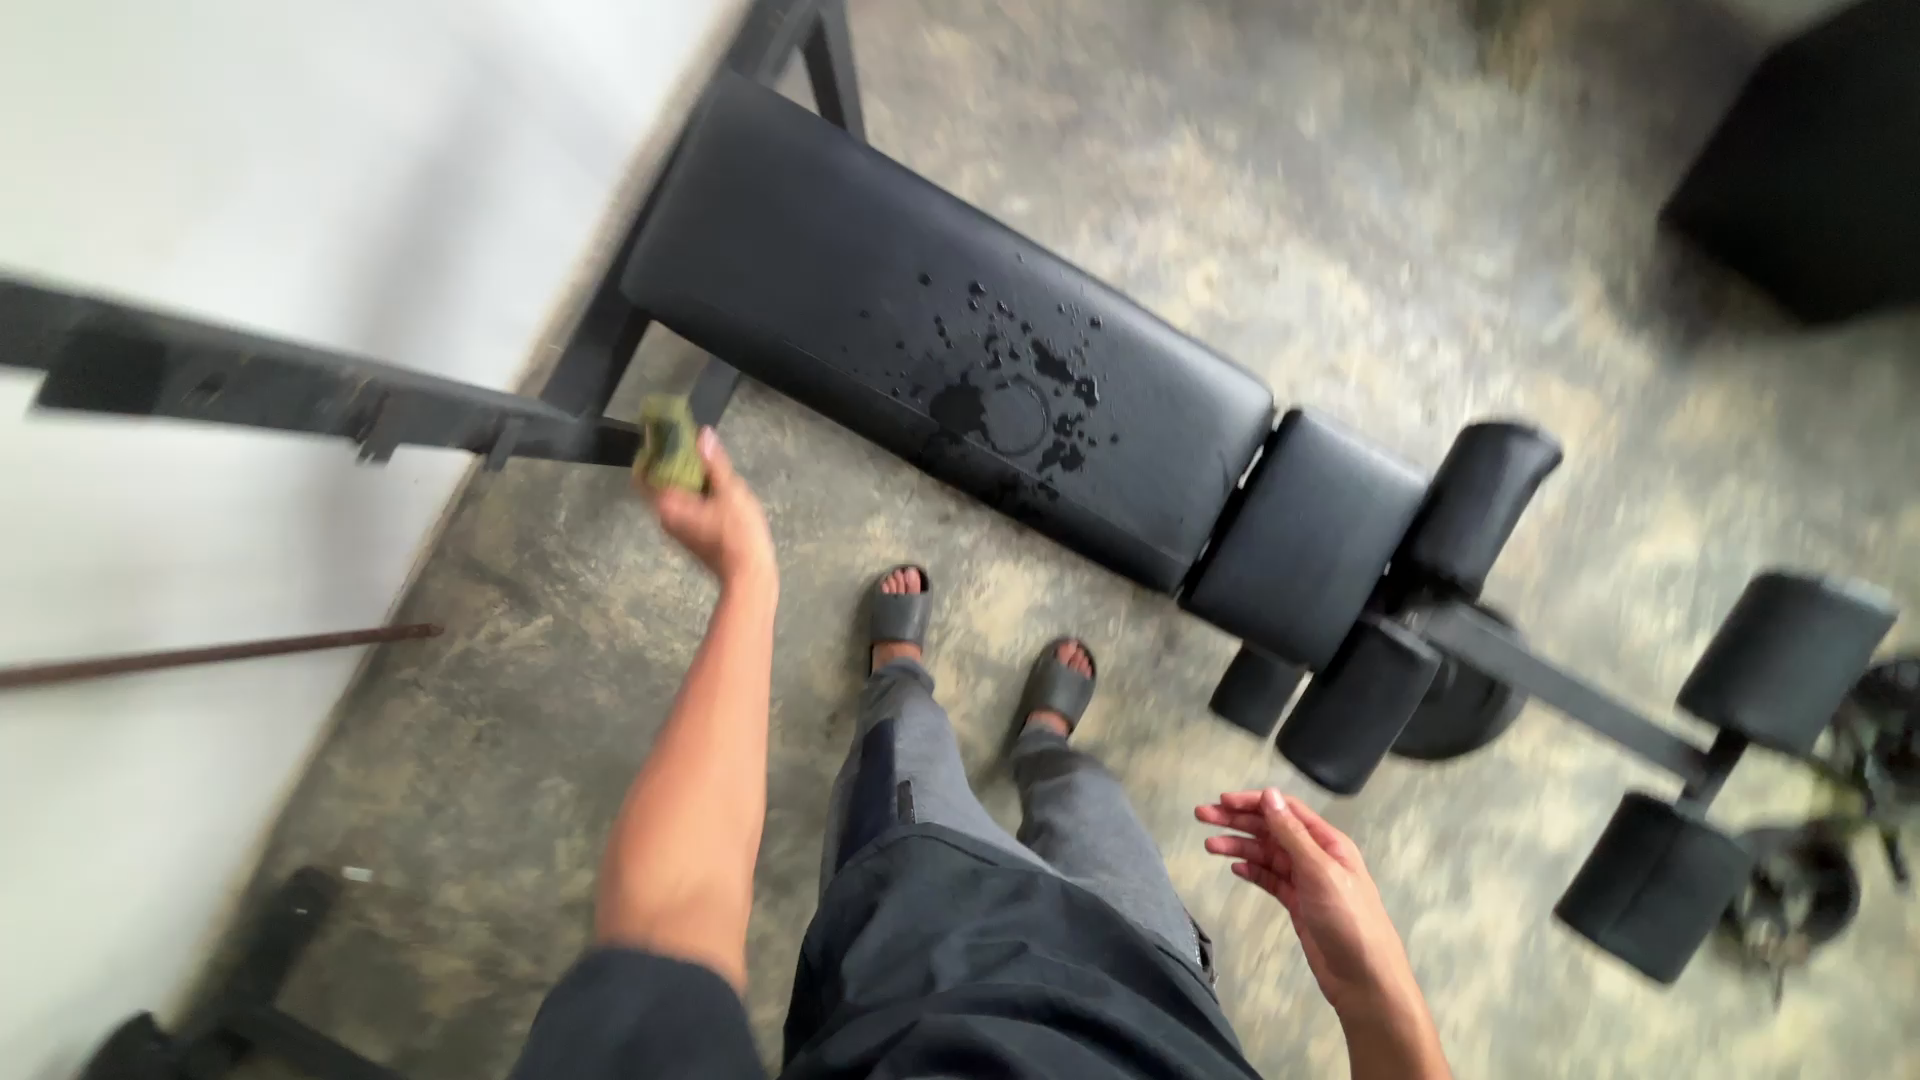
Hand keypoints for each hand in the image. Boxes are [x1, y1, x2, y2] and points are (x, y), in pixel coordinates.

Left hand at [642, 427, 775, 589]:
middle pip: (656, 483)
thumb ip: (715, 463)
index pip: (642, 473)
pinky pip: (683, 507)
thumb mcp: (731, 492)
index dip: (649, 452)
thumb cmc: (739, 533)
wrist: (748, 575)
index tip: (663, 436)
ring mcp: (677, 530)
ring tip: (700, 461)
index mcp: (668, 505)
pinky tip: (710, 487)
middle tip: (686, 443)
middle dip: (668, 462)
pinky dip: (690, 493)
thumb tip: (702, 434)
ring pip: (671, 496)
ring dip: (681, 478)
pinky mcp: (690, 537)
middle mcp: (665, 518)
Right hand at [1195, 789, 1424, 1021]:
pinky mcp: (1296, 903)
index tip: (1223, 801)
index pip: (1284, 809)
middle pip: (1269, 829)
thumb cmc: (1348, 919)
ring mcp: (1304, 880)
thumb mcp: (1319, 871)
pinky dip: (1251, 871)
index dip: (1253, 801)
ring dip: (1238, 846)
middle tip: (1202, 815)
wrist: (1365, 980)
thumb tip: (1269, 794)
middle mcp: (1314, 855)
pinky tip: (1235, 869)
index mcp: (1326, 842)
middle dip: (1236, 820)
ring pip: (1265, 854)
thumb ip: (1292, 833)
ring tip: (1209, 846)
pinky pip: (1269, 878)